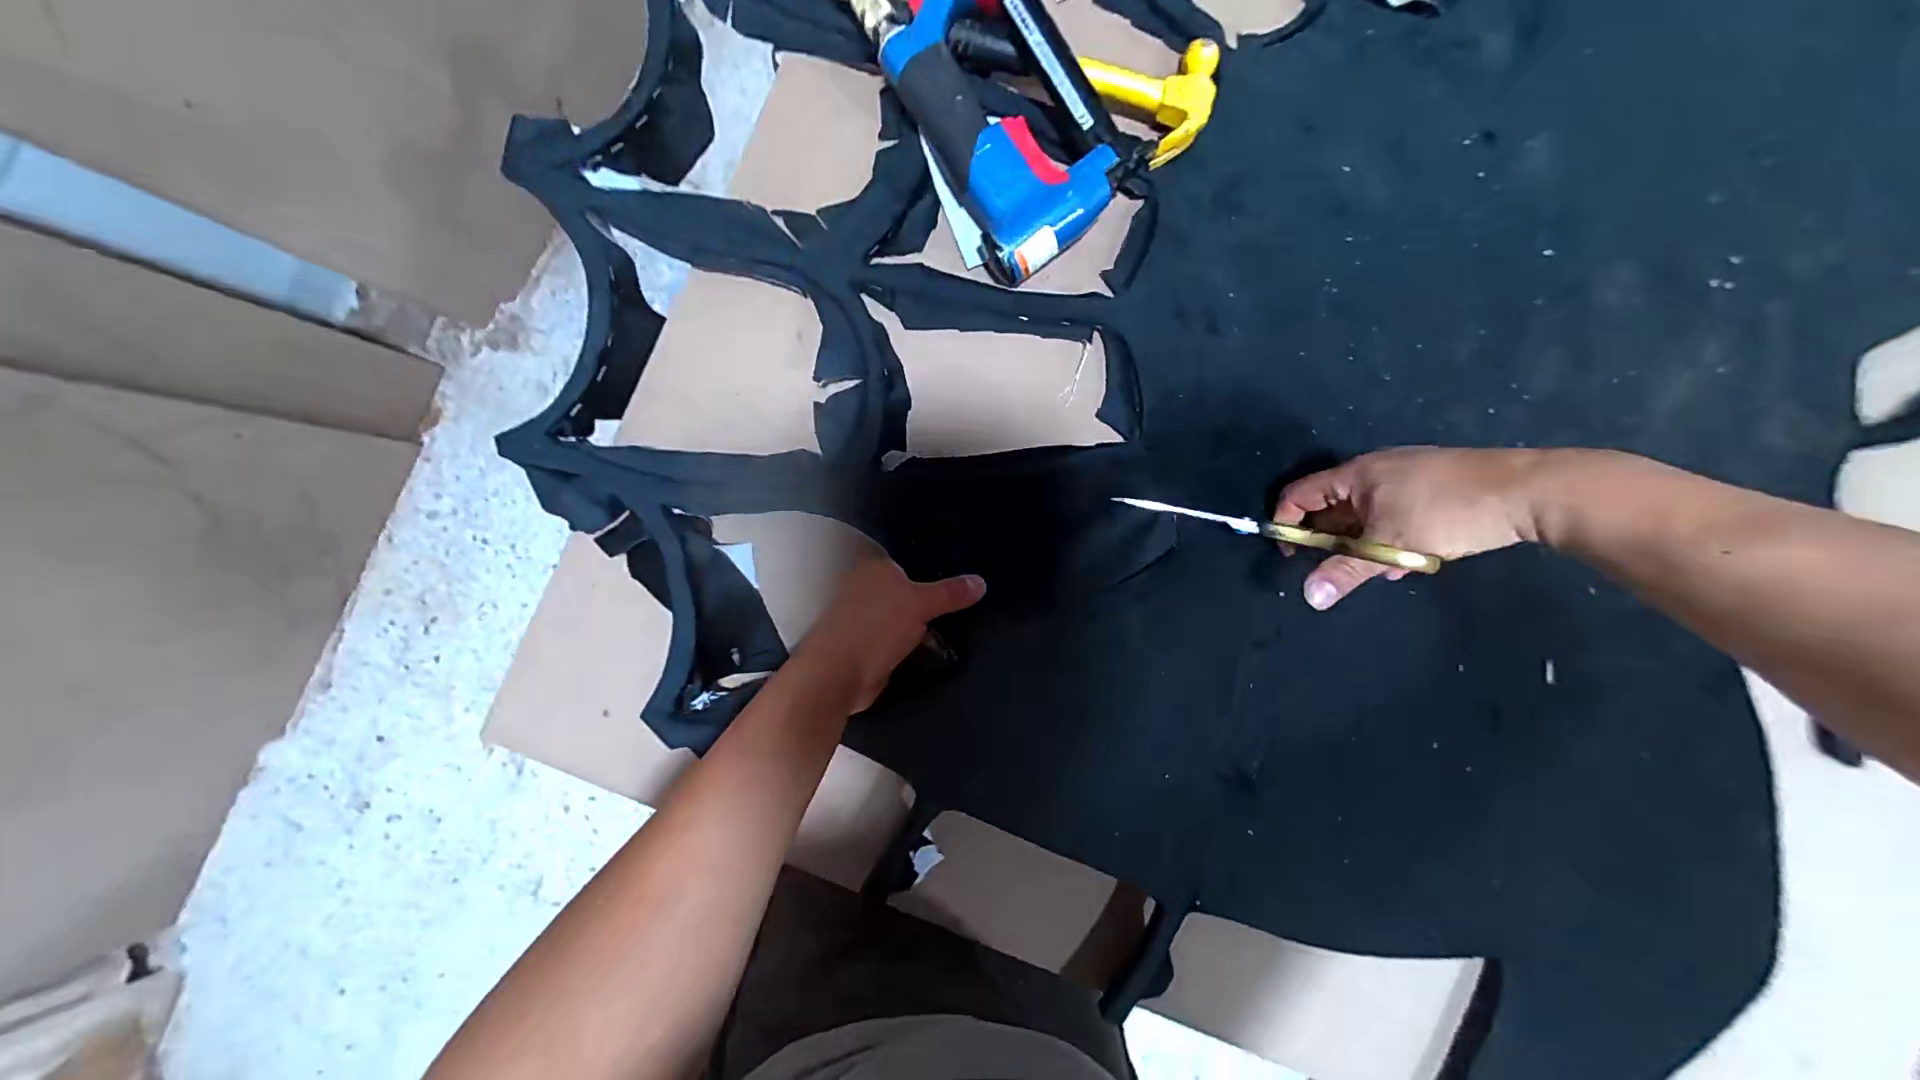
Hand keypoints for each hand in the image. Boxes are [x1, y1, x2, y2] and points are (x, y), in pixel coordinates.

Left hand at [788, 556, 985, 711]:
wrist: (837, 674)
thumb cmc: (875, 626)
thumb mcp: (919, 604)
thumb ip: (950, 593)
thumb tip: (981, 581)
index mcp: (875, 569)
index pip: (909, 563)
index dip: (934, 570)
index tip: (963, 578)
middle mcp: (867, 589)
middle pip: (908, 591)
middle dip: (931, 600)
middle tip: (968, 603)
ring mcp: (867, 620)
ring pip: (906, 618)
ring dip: (924, 626)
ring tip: (961, 626)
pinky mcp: (869, 647)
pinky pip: (901, 641)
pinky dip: (915, 645)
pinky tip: (938, 647)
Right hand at [1273, 446, 1544, 609]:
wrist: (1532, 491)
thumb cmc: (1448, 511)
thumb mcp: (1391, 546)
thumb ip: (1347, 570)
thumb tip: (1310, 597)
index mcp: (1356, 474)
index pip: (1299, 494)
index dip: (1287, 522)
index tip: (1292, 555)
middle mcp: (1375, 470)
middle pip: (1330, 506)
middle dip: (1329, 539)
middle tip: (1336, 568)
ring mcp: (1406, 476)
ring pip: (1364, 513)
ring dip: (1363, 543)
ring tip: (1380, 570)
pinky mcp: (1432, 487)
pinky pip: (1392, 513)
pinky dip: (1389, 537)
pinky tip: (1410, 561)